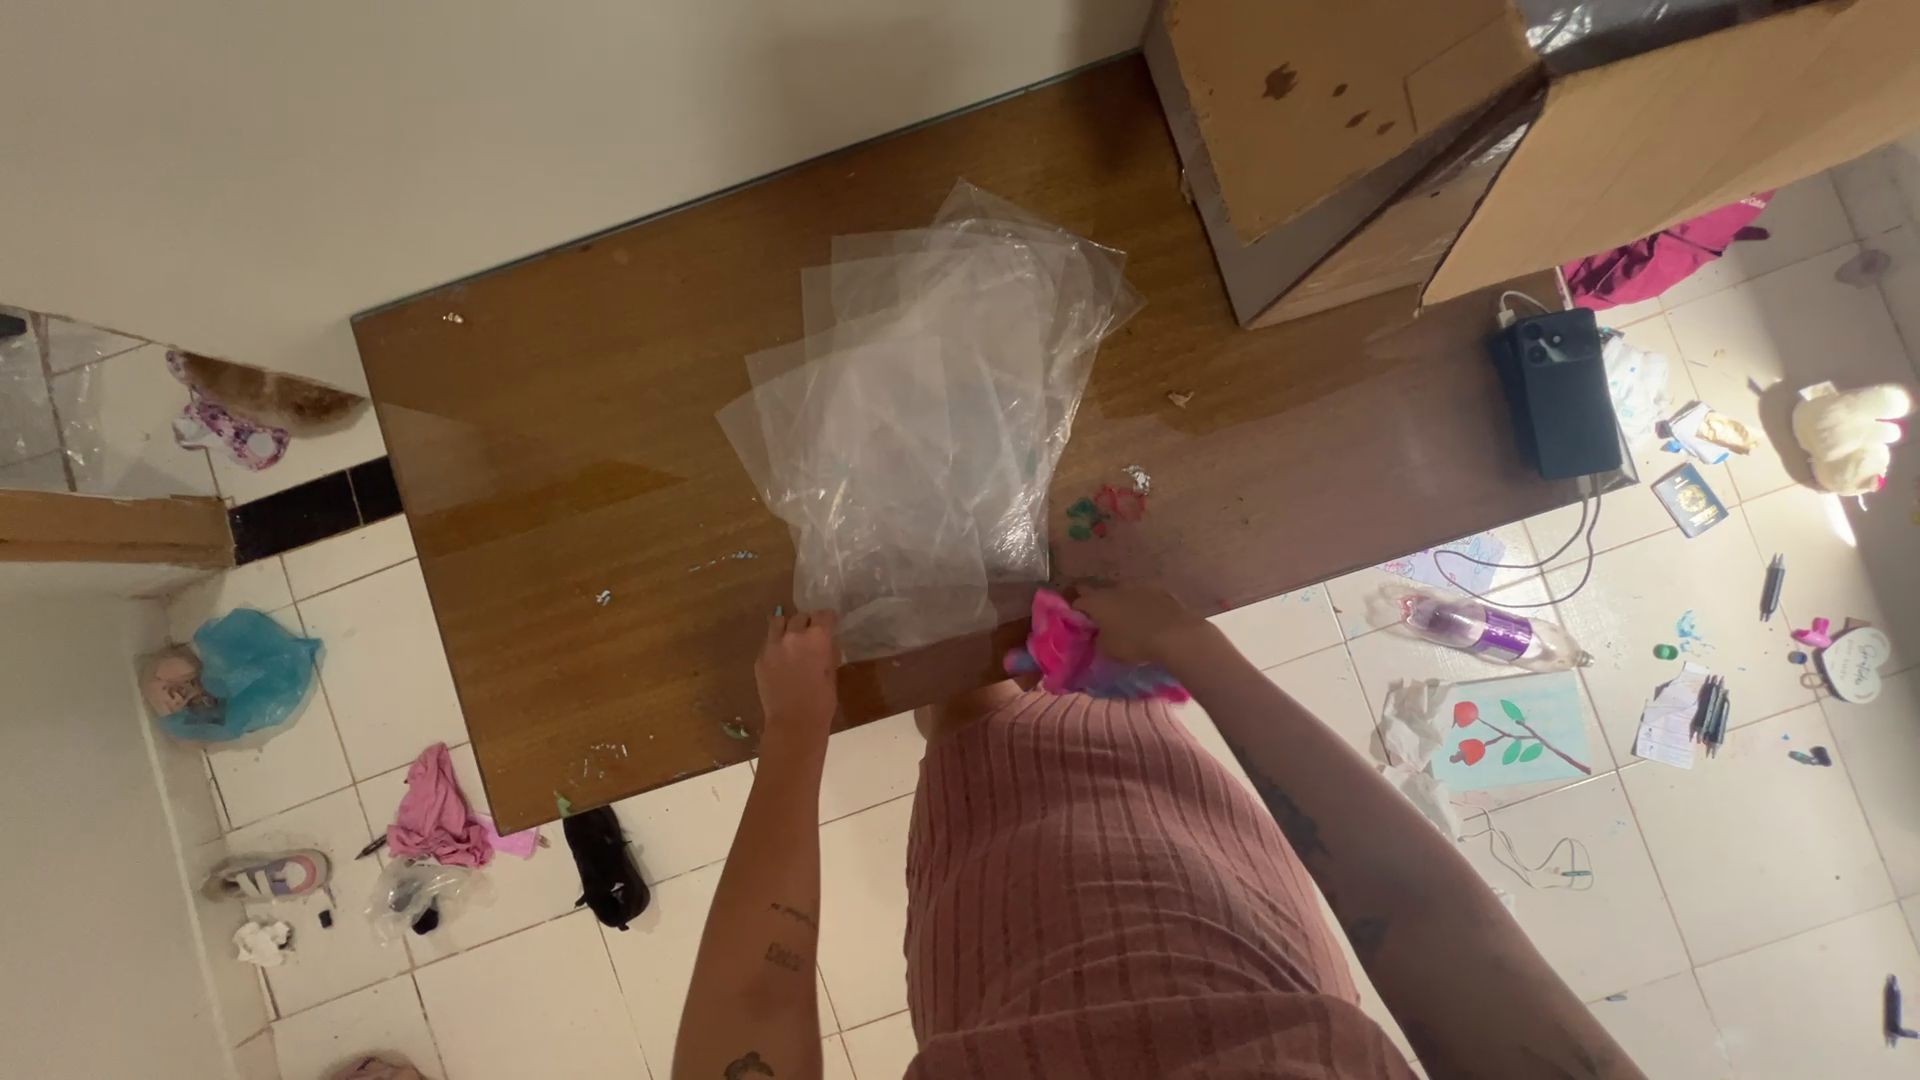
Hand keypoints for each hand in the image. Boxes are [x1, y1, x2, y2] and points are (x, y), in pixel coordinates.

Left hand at [755, 610, 840, 740]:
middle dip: (807, 623)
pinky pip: (768, 642)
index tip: (831, 623)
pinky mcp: (760, 658)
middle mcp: (793, 635)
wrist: (794, 723)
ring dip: (787, 626)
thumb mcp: (832, 672)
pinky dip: (776, 644)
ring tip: (791, 638)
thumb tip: (827, 643)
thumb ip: (828, 652)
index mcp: (817, 638)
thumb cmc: (822, 701)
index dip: (829, 618)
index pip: (824, 614)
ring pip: (778, 622)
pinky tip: (781, 657)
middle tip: (811, 635)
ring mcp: (773, 646)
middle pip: (800, 616)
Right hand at [1070, 584, 1213, 666]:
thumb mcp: (1106, 650)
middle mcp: (1114, 588)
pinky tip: (1146, 619)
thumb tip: (1099, 636)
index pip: (1076, 601)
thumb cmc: (1133, 642)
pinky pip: (1142, 597)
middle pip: (1098, 593)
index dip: (1074, 612)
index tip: (1078, 624)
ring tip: (1125, 620)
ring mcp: (1137, 586)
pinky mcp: (1158, 590)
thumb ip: (1097, 640)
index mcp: (1096, 601)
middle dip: (1096, 604)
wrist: (1175, 634)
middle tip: (1099, 621)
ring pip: (1121, 593)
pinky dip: (1140, 605)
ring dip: (1120, 603)